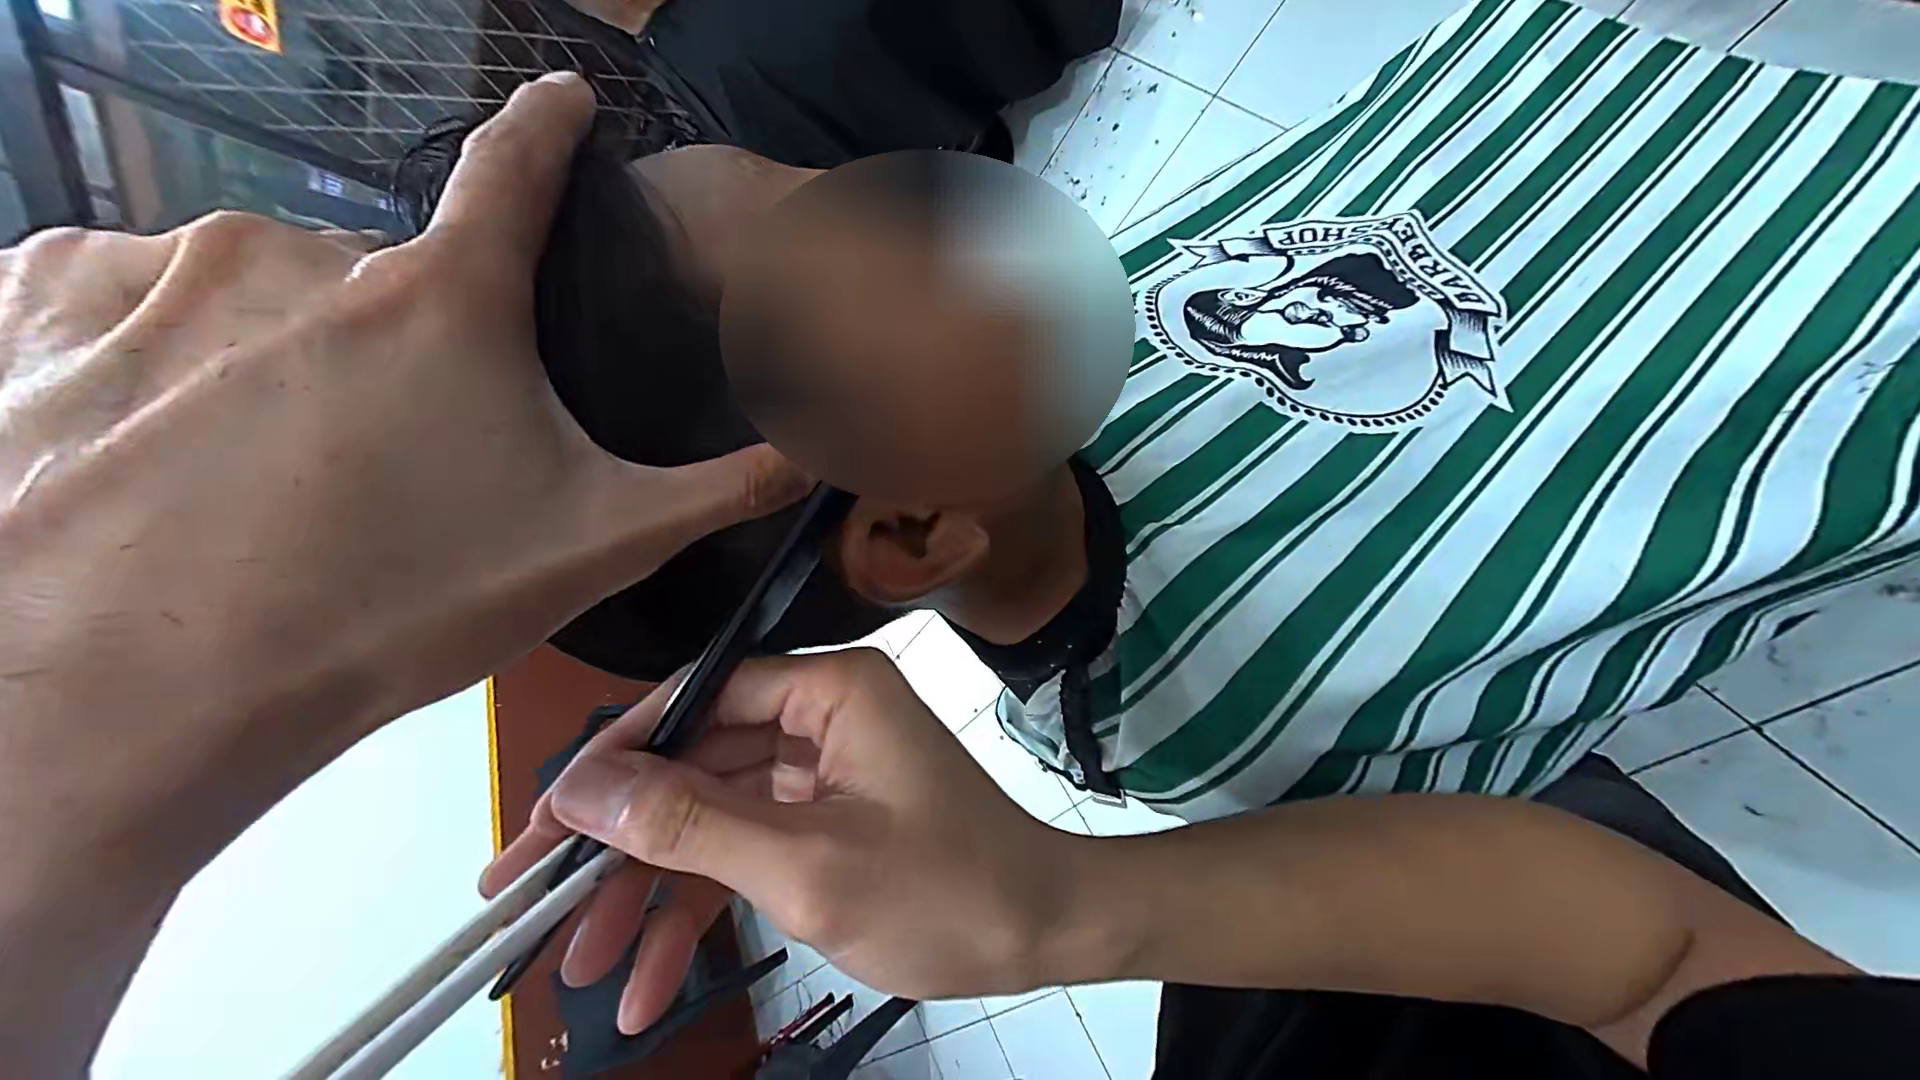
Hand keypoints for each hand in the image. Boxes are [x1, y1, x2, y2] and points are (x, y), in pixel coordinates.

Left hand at [0, 71, 805, 951]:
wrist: (150, 695)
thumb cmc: (412, 598)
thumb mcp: (605, 542)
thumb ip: (723, 490)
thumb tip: (813, 462)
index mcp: (447, 303)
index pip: (518, 174)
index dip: (552, 129)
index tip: (567, 97)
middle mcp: (304, 259)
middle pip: (402, 281)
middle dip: (431, 348)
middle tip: (431, 453)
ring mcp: (158, 276)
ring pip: (278, 295)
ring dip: (313, 357)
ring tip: (313, 467)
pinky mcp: (40, 322)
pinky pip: (138, 295)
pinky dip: (185, 347)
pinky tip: (192, 434)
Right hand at [483, 649, 1096, 1031]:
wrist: (1039, 929)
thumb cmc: (941, 888)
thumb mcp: (803, 864)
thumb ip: (690, 822)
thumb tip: (583, 788)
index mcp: (829, 690)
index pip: (700, 700)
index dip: (617, 759)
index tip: (543, 822)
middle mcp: (823, 712)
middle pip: (699, 763)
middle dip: (625, 843)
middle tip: (533, 906)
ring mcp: (824, 765)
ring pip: (717, 813)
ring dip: (657, 889)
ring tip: (587, 967)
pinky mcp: (828, 811)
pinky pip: (752, 843)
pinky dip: (709, 903)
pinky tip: (658, 979)